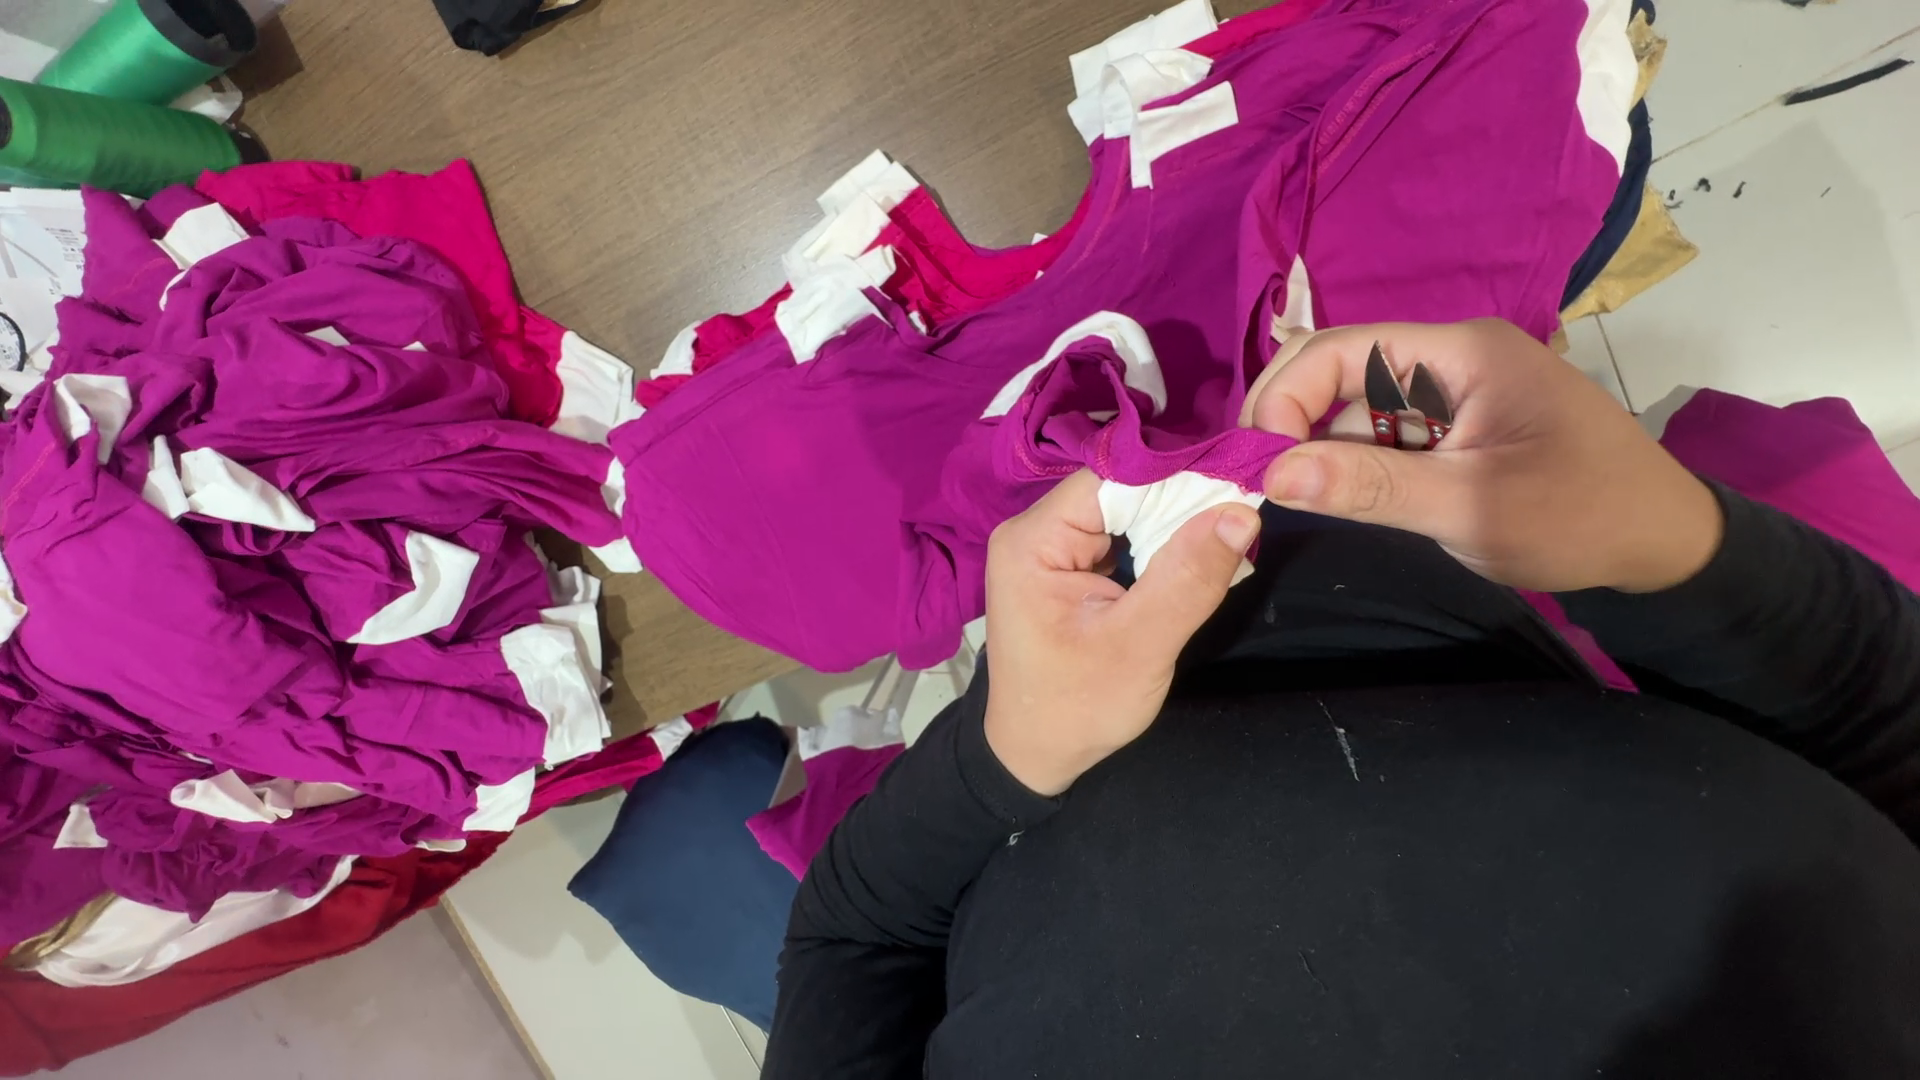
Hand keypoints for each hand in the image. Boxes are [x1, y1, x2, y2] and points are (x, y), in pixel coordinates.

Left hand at [983, 470, 1261, 795]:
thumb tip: (1241, 512)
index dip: (1176, 474)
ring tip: (1229, 521)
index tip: (1238, 475)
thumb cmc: (1077, 707)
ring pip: (1123, 510)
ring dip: (1173, 519)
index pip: (1111, 479)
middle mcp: (1033, 531)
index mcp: (1032, 540)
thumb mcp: (1138, 648)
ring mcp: (1047, 547)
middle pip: (1118, 490)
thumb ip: (1187, 580)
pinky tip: (1196, 546)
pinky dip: (1158, 540)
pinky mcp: (1065, 565)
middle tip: (1244, 502)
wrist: (1036, 752)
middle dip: (1180, 498)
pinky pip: (1119, 534)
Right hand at [1243, 319, 1722, 593]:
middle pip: (1331, 368)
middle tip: (1262, 478)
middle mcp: (1443, 359)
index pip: (1338, 350)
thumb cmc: (1580, 518)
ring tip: (1288, 493)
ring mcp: (1440, 393)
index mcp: (1459, 353)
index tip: (1265, 467)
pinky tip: (1329, 491)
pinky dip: (1339, 461)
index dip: (1285, 399)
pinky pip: (1368, 433)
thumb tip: (1271, 476)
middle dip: (1285, 418)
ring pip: (1343, 405)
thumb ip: (1369, 486)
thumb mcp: (1469, 507)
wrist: (1663, 548)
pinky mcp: (1439, 427)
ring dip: (1309, 445)